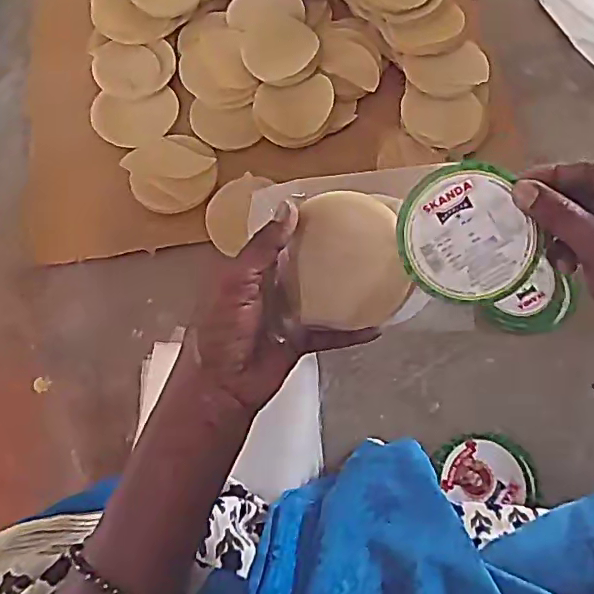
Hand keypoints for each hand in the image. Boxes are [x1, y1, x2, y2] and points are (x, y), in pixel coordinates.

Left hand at [187, 200, 378, 413]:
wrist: (221, 387)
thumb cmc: (220, 331)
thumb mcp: (237, 281)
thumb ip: (263, 247)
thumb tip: (289, 208)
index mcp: (248, 270)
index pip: (274, 238)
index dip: (294, 221)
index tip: (324, 205)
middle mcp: (268, 288)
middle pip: (300, 264)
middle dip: (323, 250)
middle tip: (356, 232)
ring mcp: (285, 314)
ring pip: (318, 295)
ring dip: (340, 288)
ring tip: (370, 271)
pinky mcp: (299, 339)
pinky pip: (329, 332)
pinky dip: (349, 331)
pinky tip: (373, 326)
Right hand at [513, 161, 593, 389]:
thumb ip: (560, 214)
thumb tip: (522, 189)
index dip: (559, 175)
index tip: (523, 183)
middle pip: (591, 195)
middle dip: (557, 206)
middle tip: (521, 211)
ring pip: (586, 220)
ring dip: (560, 229)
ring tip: (540, 243)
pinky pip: (588, 243)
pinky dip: (570, 248)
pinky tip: (559, 263)